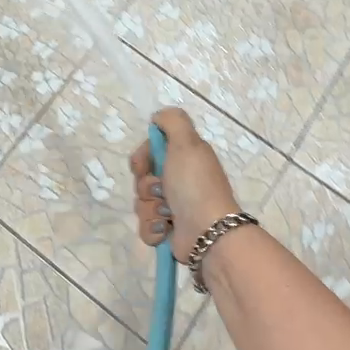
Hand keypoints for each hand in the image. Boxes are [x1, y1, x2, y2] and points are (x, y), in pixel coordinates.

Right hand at [130, 107, 239, 252]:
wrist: (208, 232)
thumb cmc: (195, 185)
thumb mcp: (187, 142)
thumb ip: (172, 121)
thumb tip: (157, 118)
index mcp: (184, 159)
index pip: (150, 152)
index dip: (143, 157)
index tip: (144, 165)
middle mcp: (179, 181)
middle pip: (142, 179)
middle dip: (146, 186)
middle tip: (161, 191)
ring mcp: (173, 208)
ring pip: (141, 204)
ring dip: (150, 209)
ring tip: (168, 215)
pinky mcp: (168, 231)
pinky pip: (146, 227)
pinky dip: (154, 229)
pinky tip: (167, 229)